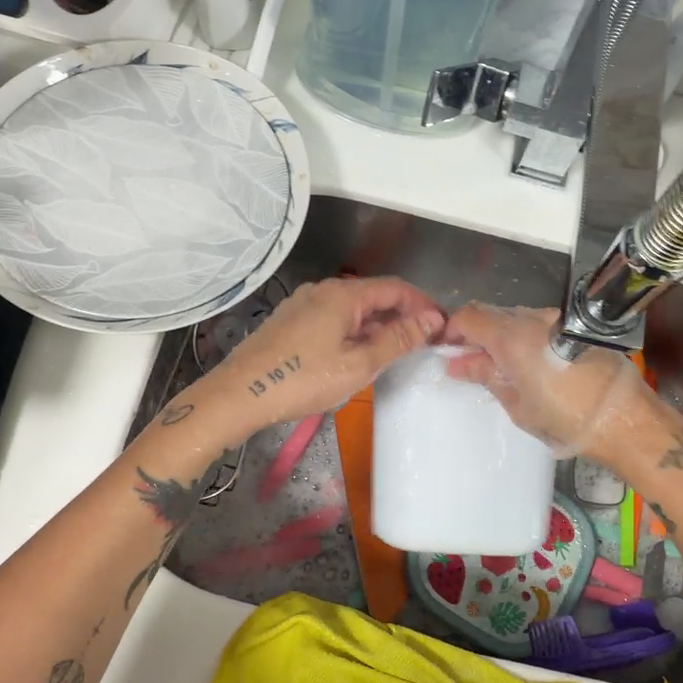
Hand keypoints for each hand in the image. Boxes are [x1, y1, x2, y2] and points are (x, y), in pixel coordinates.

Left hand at [190, 277, 443, 437]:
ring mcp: (303, 305)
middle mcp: (323, 290)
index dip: (423, 304)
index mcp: (343, 294)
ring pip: (352, 309)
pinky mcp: (290, 322)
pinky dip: (355, 331)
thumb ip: (398, 340)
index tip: (443, 325)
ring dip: (378, 325)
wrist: (239, 394)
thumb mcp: (360, 364)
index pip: (395, 288)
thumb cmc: (303, 379)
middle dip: (402, 315)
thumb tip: (432, 319)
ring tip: (396, 351)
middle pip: (373, 295)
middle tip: (424, 341)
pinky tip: (359, 355)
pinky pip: (333, 319)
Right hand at [439, 303, 664, 459]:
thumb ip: (486, 377)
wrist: (625, 420)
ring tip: (498, 368)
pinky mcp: (575, 330)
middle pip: (492, 313)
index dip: (452, 330)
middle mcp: (534, 319)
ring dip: (501, 337)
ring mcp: (557, 321)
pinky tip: (527, 366)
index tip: (446, 350)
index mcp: (513, 336)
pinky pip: (538, 327)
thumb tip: (459, 364)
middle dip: (475, 334)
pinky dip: (524, 340)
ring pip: (517, 319)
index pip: (469, 316)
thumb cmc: (566, 420)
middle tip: (468, 362)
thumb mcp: (518, 405)